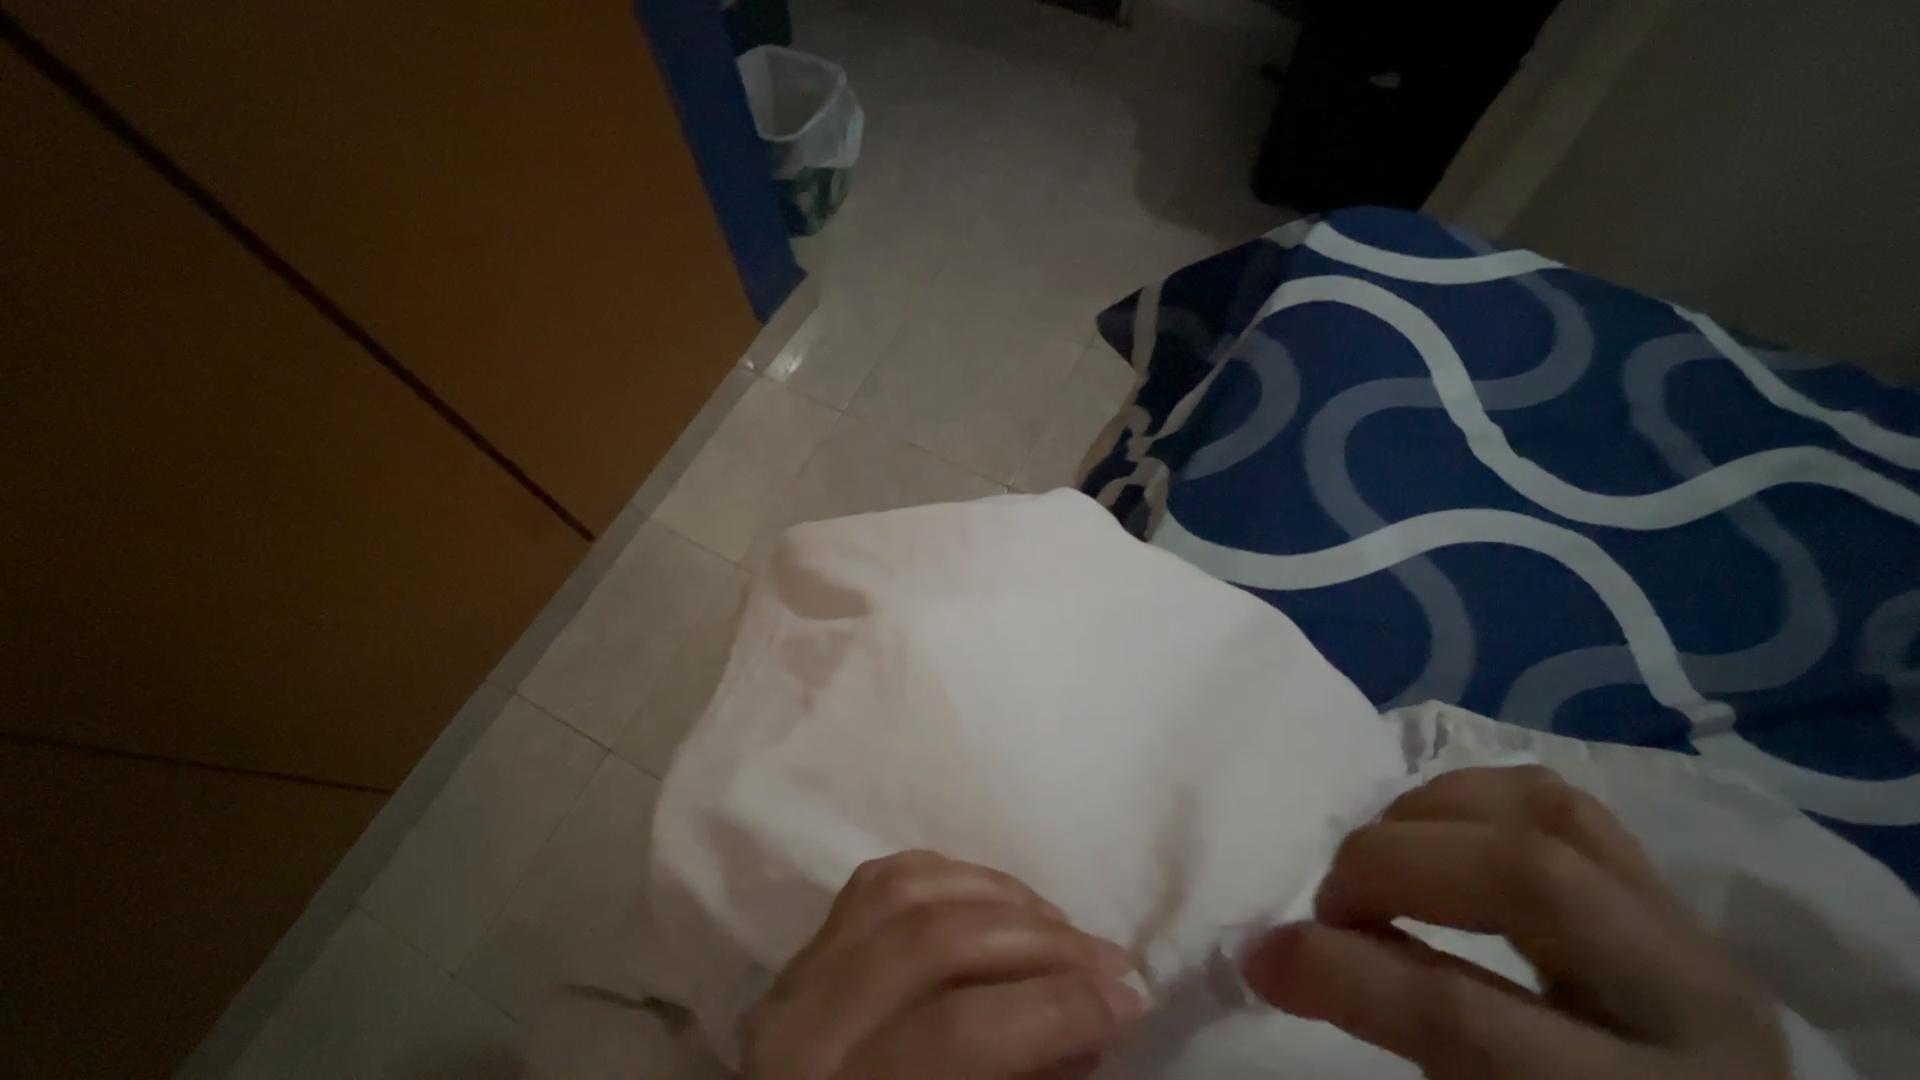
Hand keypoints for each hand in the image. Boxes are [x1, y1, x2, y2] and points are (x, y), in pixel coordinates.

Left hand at [744, 850, 1144, 1079]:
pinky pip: (881, 879)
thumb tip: (1094, 1015)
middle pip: (934, 943)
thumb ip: (1026, 1077)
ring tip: (1059, 923)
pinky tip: (996, 895)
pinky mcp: (806, 944)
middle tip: (1108, 958)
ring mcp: (797, 974)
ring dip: (999, 897)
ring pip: (905, 892)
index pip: (959, 1031)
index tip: (1130, 999)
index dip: (1055, 1010)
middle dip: (1039, 943)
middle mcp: (805, 1026)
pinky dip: (949, 874)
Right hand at [1243, 765, 1792, 1079]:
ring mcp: (1694, 936)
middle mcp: (1689, 1006)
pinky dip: (1478, 796)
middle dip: (1386, 867)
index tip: (1259, 958)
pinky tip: (1435, 830)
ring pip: (1553, 813)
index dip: (1336, 972)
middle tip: (1329, 904)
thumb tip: (1279, 955)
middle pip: (1526, 878)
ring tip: (1378, 859)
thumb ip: (1397, 1035)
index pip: (1461, 1012)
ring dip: (1430, 814)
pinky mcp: (1673, 897)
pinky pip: (1569, 802)